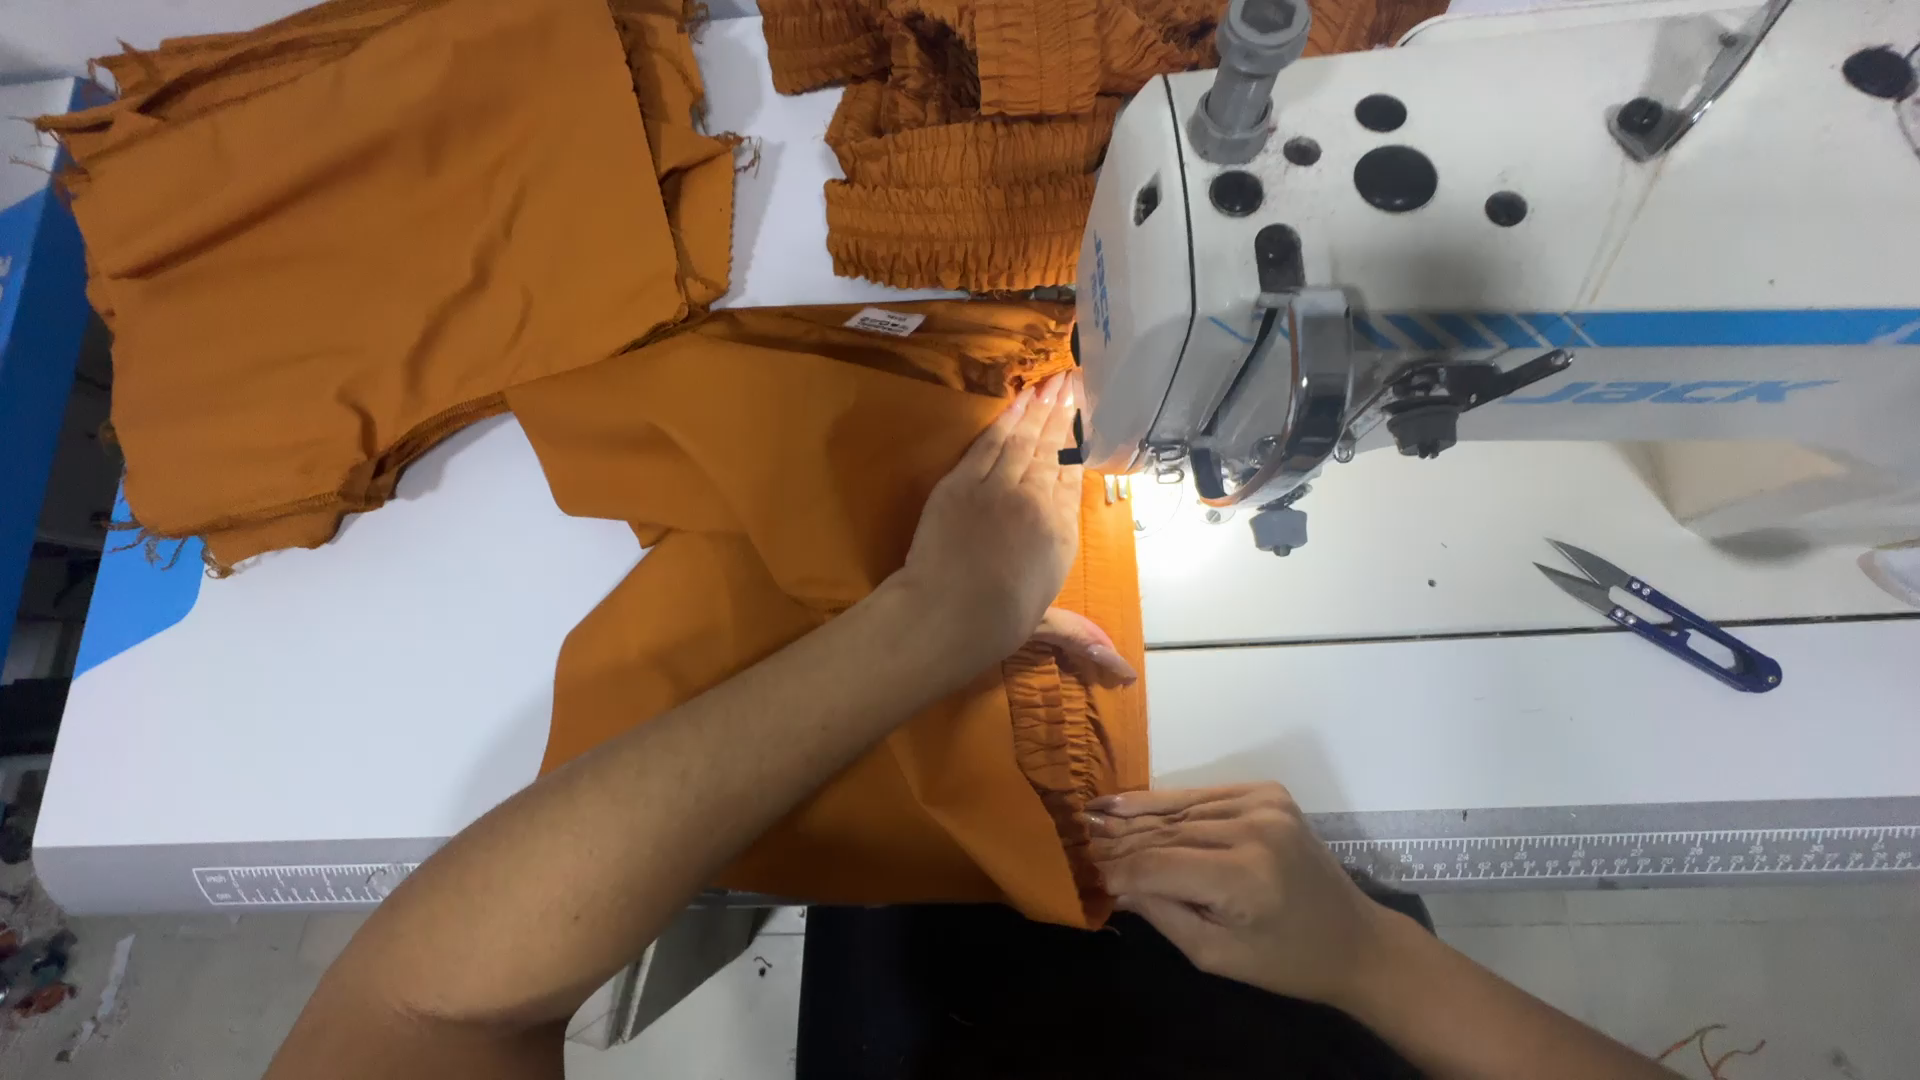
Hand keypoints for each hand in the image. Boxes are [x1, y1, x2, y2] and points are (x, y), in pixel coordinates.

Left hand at [893, 373, 1133, 684]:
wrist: (948, 613)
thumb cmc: (998, 623)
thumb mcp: (1044, 625)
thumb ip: (1081, 636)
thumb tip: (1125, 675)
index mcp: (1061, 533)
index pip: (1072, 480)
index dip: (1076, 448)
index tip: (1081, 423)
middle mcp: (1037, 502)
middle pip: (1052, 450)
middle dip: (1063, 414)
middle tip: (1071, 381)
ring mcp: (999, 487)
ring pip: (1024, 439)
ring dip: (1038, 408)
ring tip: (1051, 382)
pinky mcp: (963, 481)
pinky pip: (990, 442)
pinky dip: (1005, 419)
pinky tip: (1017, 401)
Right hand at [1086, 783, 1394, 1006]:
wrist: (1356, 939)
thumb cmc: (1285, 961)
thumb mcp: (1217, 955)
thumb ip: (1162, 913)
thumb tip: (1110, 883)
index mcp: (1245, 877)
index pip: (1161, 865)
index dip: (1118, 869)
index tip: (1083, 870)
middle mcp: (1254, 829)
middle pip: (1167, 832)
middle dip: (1120, 840)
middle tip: (1078, 838)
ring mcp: (1263, 804)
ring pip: (1180, 808)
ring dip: (1135, 816)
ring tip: (1093, 814)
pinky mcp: (1266, 792)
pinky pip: (1202, 797)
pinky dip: (1166, 803)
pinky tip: (1130, 804)